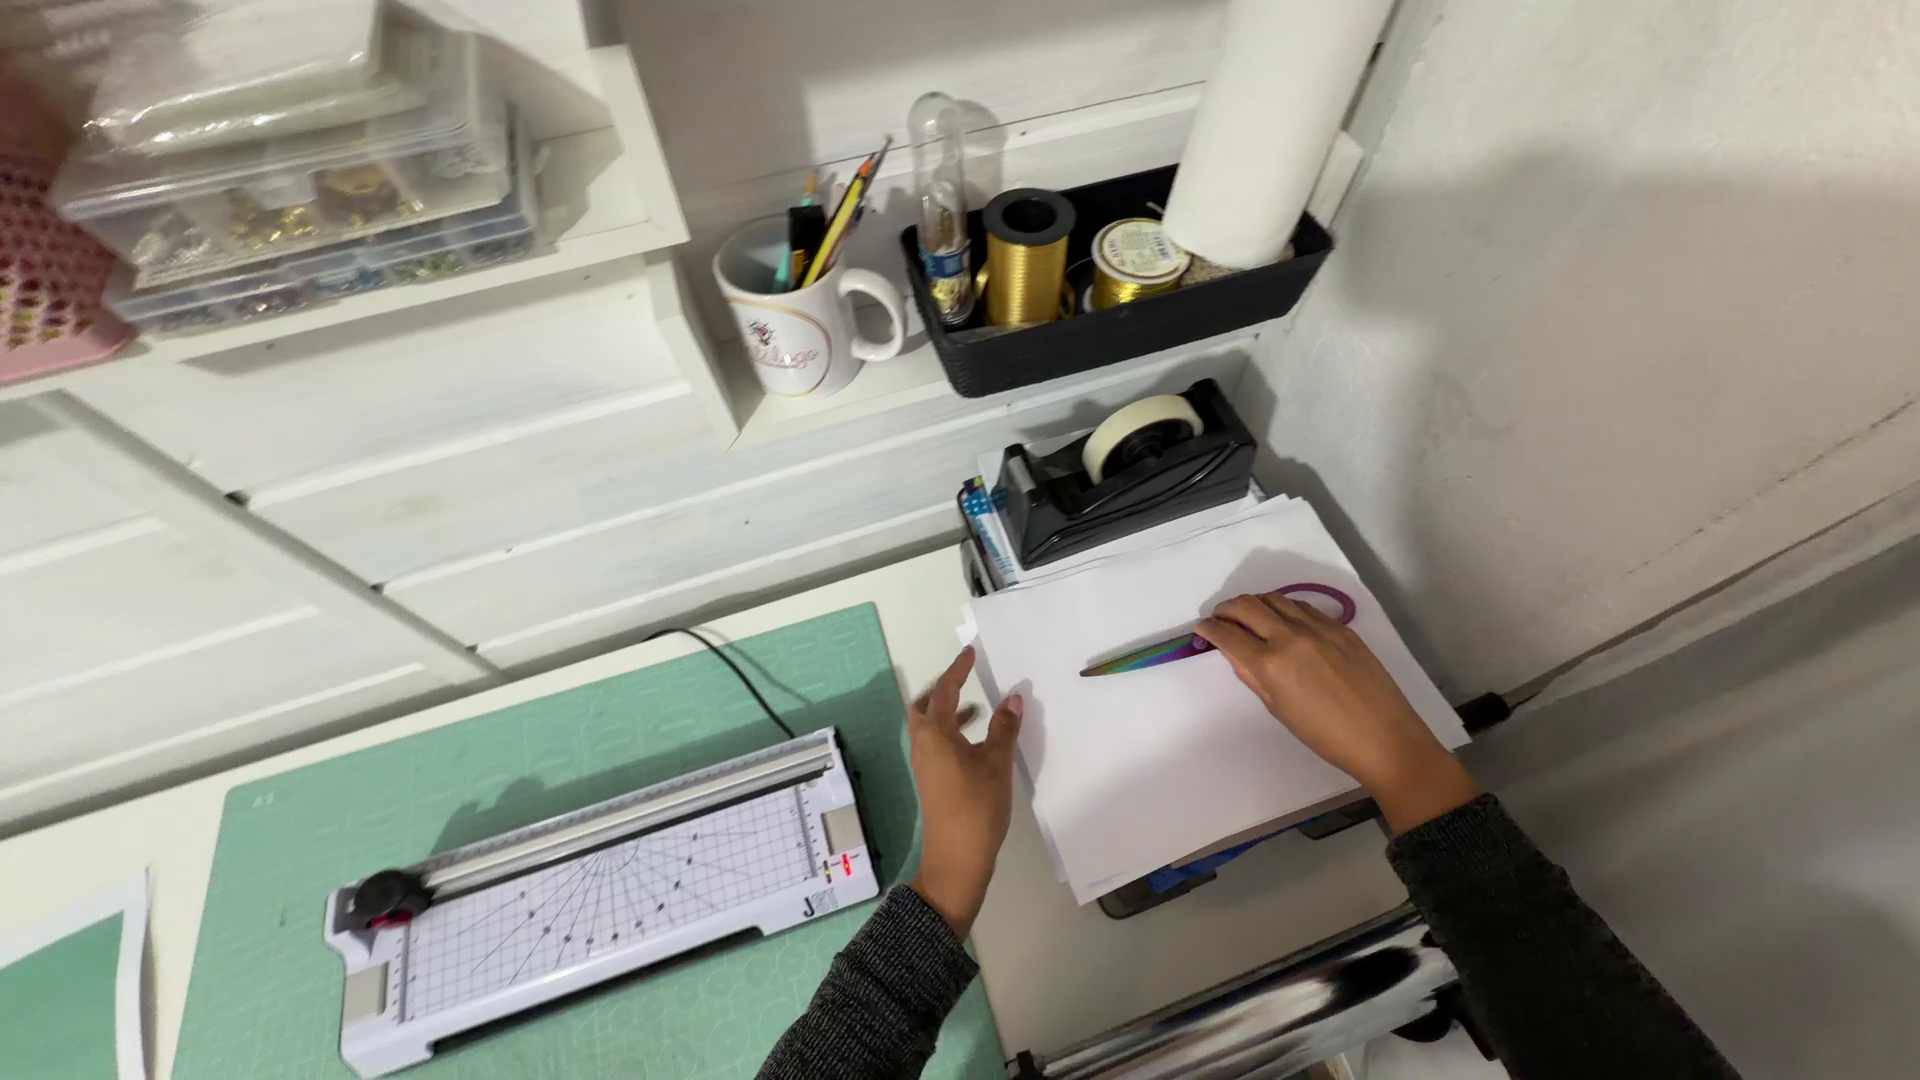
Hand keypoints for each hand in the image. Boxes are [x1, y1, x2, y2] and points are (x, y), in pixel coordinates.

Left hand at [907, 646, 1022, 937]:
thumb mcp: (996, 764)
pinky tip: (975, 741)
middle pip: (924, 706)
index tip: (970, 653)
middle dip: (942, 690)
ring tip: (977, 708)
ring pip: (929, 726)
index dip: (957, 670)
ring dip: (948, 712)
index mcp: (935, 735)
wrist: (956, 859)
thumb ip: (1004, 728)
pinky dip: (951, 732)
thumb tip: (1012, 698)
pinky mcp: (931, 780)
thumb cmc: (977, 807)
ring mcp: (924, 764)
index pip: (944, 691)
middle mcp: (923, 745)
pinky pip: (935, 743)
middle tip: (965, 679)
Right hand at [1194, 593, 1478, 832]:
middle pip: (1247, 606)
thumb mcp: (1278, 708)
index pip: (1227, 634)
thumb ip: (1252, 675)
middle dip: (1226, 609)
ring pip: (1274, 598)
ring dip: (1253, 603)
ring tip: (1247, 615)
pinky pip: (1301, 606)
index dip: (1208, 628)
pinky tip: (1281, 619)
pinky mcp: (1340, 626)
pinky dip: (1282, 607)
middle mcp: (1290, 637)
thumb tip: (1236, 652)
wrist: (1385, 738)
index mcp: (1270, 664)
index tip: (1201, 628)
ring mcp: (1318, 628)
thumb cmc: (1325, 736)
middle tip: (1219, 618)